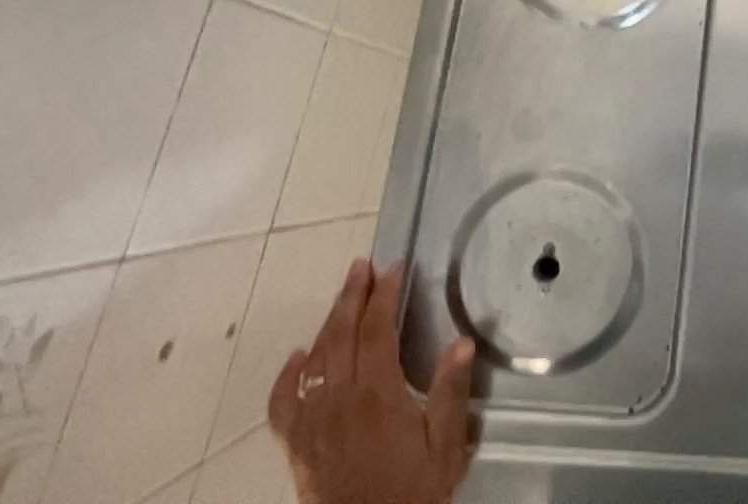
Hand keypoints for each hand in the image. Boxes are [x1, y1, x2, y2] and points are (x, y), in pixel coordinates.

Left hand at [270, 259, 476, 503]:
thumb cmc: (414, 490)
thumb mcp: (445, 444)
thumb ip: (451, 393)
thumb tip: (463, 342)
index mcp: (377, 395)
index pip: (376, 331)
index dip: (383, 296)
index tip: (394, 269)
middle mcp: (339, 401)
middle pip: (340, 336)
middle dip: (352, 297)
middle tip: (362, 267)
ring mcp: (313, 422)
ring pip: (315, 360)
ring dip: (327, 323)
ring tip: (343, 295)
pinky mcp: (298, 444)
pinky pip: (284, 403)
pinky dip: (288, 376)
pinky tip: (298, 357)